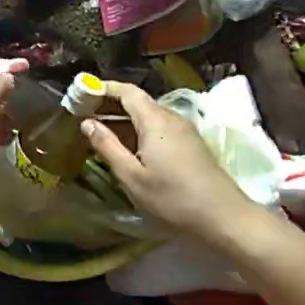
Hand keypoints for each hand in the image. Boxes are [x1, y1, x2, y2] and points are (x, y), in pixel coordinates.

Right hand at [82, 81, 267, 241]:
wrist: (222, 216)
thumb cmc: (172, 197)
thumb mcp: (131, 176)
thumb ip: (108, 146)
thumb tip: (87, 124)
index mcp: (155, 121)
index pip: (127, 92)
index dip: (104, 89)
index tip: (82, 93)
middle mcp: (171, 118)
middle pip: (138, 102)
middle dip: (110, 104)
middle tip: (85, 115)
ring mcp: (184, 130)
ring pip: (149, 115)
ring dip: (124, 119)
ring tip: (101, 132)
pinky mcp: (190, 143)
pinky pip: (159, 127)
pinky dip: (139, 130)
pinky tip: (128, 147)